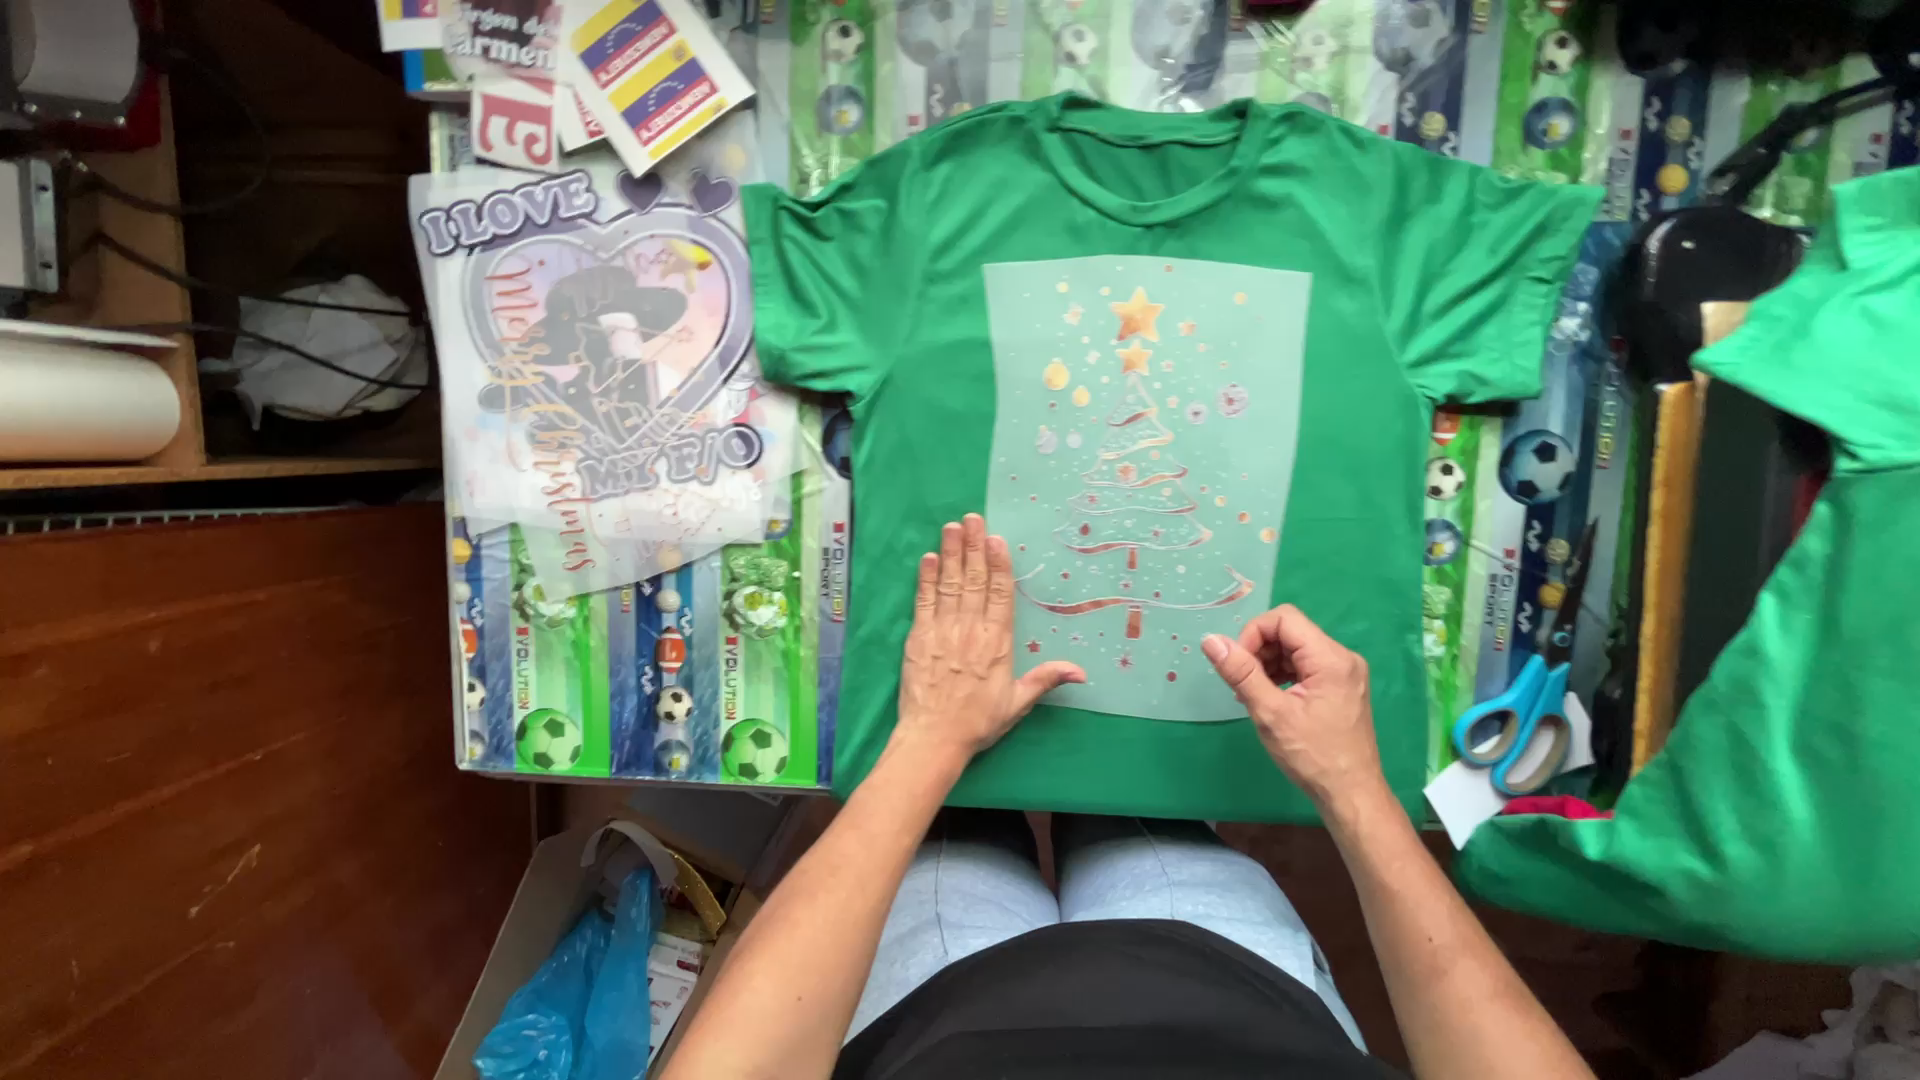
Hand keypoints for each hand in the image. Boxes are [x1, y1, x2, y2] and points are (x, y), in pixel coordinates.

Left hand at [894, 514, 1085, 764]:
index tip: (996, 539)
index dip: (998, 564)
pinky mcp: (919, 637)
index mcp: (997, 643)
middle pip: (973, 580)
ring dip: (950, 554)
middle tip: (973, 518)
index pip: (999, 594)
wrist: (934, 737)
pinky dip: (925, 578)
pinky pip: (923, 601)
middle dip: (973, 547)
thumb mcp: (1018, 703)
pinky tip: (928, 558)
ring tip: (952, 527)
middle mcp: (971, 630)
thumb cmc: (978, 722)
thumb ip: (1046, 680)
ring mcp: (942, 631)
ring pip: (949, 584)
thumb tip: (1082, 671)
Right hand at [1201, 605, 1383, 807]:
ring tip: (1252, 694)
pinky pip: (1304, 665)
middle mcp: (1342, 657)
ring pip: (1294, 648)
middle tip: (1242, 683)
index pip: (1283, 619)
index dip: (1253, 634)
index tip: (1238, 665)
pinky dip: (1281, 674)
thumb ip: (1241, 672)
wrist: (1350, 795)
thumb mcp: (1269, 712)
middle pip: (1289, 631)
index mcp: (1330, 658)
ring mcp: (1343, 672)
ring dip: (1267, 663)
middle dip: (1259, 650)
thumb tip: (1211, 640)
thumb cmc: (1311, 755)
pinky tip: (1269, 698)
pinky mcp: (1339, 686)